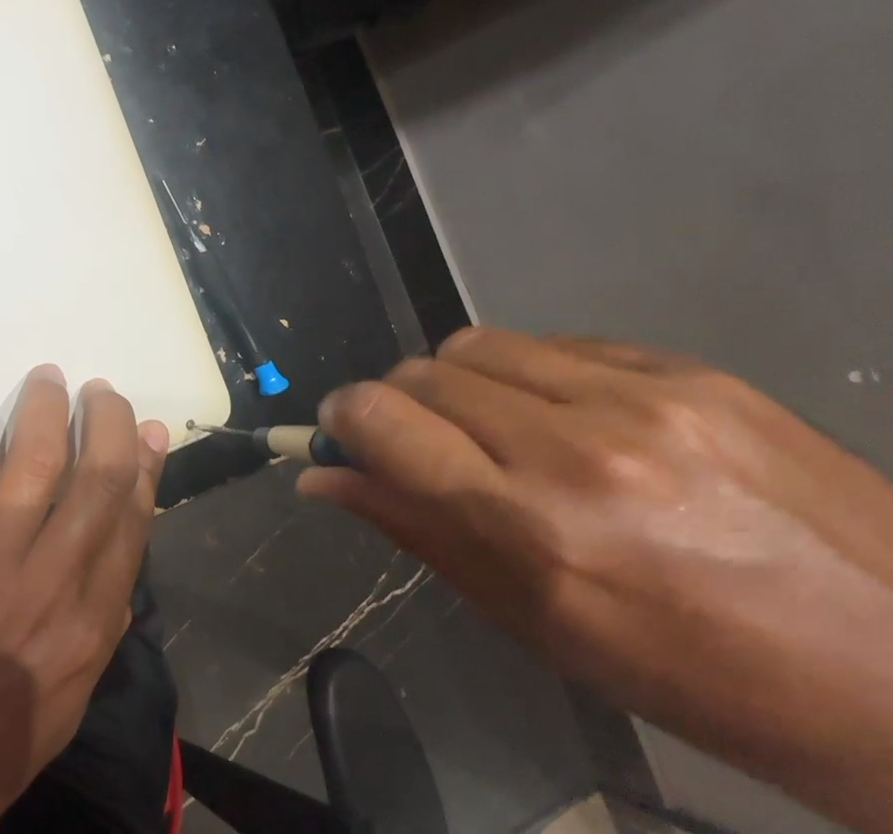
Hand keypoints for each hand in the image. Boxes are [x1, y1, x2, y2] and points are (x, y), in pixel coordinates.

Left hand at [0, 365, 168, 832]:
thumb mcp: (68, 692)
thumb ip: (96, 621)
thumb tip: (116, 550)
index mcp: (91, 626)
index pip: (129, 523)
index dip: (141, 466)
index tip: (142, 428)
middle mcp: (50, 589)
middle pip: (92, 483)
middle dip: (102, 424)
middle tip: (99, 391)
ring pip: (30, 468)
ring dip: (43, 415)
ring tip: (47, 382)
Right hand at [303, 327, 892, 831]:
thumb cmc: (693, 672)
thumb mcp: (536, 622)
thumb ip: (416, 531)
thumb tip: (322, 476)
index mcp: (531, 524)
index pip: (380, 418)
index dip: (344, 420)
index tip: (347, 438)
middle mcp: (577, 444)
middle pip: (422, 372)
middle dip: (399, 405)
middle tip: (425, 449)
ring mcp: (643, 397)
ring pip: (480, 345)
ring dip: (460, 383)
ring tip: (499, 433)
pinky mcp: (695, 372)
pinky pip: (560, 345)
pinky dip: (532, 375)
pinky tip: (572, 423)